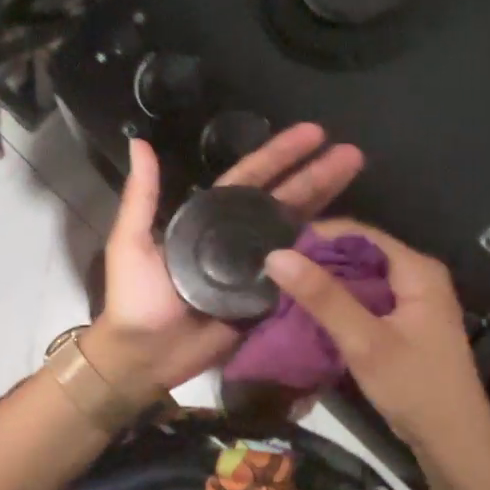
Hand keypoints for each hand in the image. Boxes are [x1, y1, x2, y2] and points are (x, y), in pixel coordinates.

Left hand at [90, 124, 364, 391]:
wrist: (144, 355)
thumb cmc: (135, 297)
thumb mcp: (131, 240)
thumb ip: (142, 195)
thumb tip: (139, 142)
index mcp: (207, 221)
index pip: (249, 179)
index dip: (280, 155)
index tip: (314, 133)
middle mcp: (236, 239)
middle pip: (283, 200)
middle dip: (317, 175)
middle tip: (352, 154)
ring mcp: (256, 269)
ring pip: (297, 230)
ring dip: (327, 204)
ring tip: (358, 177)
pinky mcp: (268, 301)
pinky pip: (300, 275)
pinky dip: (324, 256)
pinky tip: (353, 237)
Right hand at [263, 220, 489, 461]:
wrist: (453, 443)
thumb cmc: (415, 388)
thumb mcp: (364, 341)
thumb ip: (322, 297)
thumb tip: (275, 255)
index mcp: (416, 270)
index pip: (357, 233)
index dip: (314, 238)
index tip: (273, 252)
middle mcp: (416, 276)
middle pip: (356, 253)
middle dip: (315, 262)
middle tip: (270, 274)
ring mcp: (410, 300)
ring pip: (356, 277)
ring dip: (321, 284)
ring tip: (279, 292)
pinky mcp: (401, 322)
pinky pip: (361, 298)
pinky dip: (334, 303)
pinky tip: (305, 314)